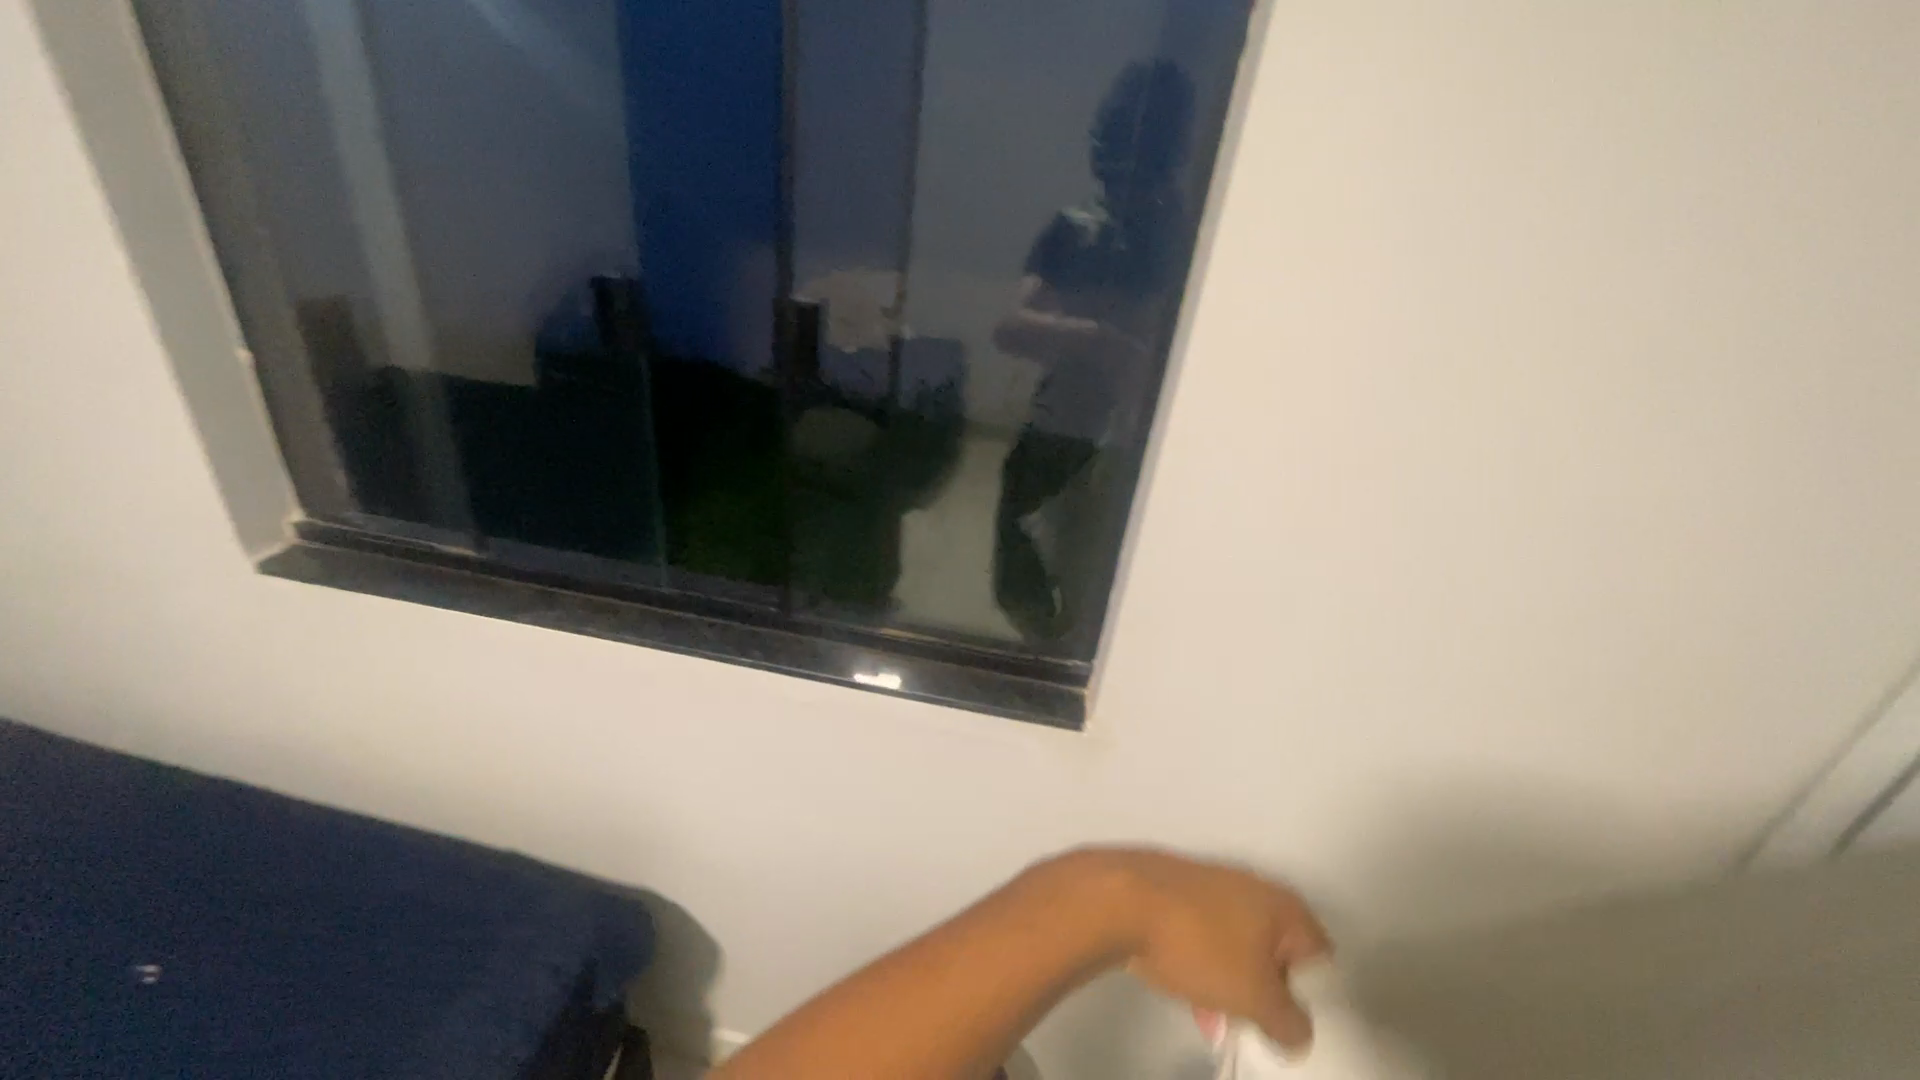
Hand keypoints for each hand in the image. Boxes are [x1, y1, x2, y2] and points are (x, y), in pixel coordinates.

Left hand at [1054, 849, 1331, 1051]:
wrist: (1119, 901)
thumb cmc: (1199, 945)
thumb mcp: (1255, 998)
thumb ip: (1289, 1022)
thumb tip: (1299, 1031)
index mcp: (1284, 906)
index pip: (1321, 960)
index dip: (1315, 999)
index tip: (1294, 1027)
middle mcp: (1253, 888)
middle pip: (1276, 955)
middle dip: (1266, 997)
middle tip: (1253, 1030)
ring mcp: (1212, 887)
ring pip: (1237, 949)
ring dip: (1231, 987)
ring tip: (1214, 1023)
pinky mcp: (1177, 894)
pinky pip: (1204, 938)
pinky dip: (1203, 967)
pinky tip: (1188, 998)